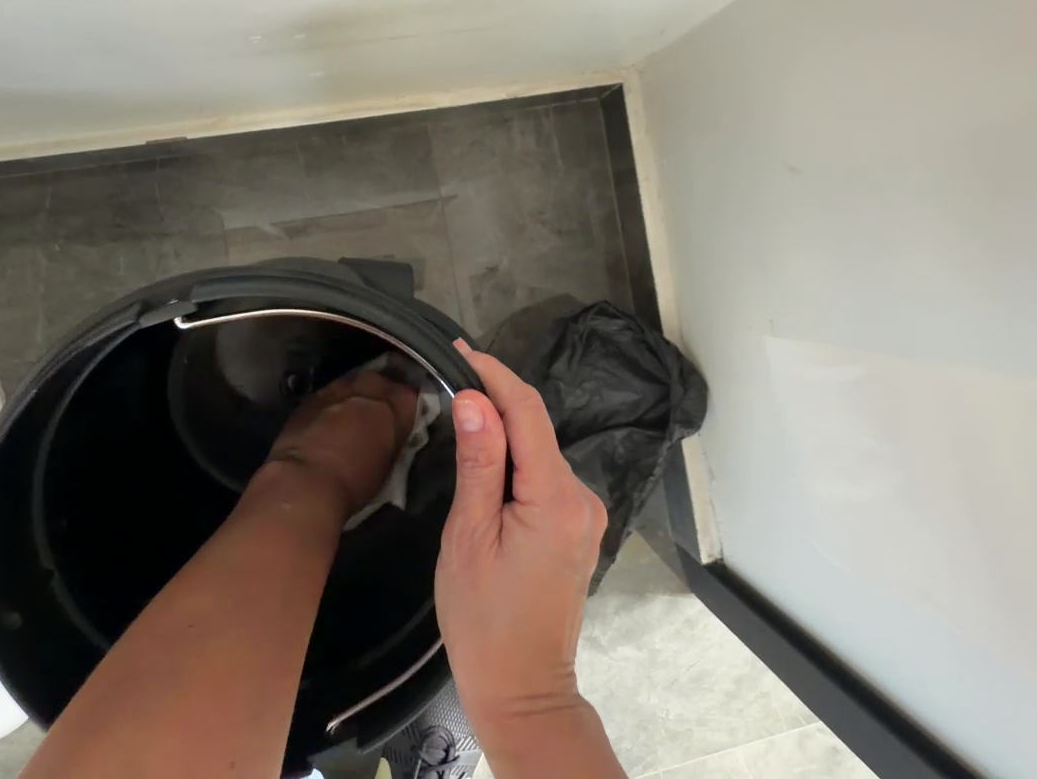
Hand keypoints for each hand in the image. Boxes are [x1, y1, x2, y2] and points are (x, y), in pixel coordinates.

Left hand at [264, 370, 418, 516]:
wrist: (305, 482)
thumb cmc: (356, 481)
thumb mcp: (389, 464)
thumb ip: (393, 440)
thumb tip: (390, 437)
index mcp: (399, 403)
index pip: (413, 396)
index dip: (408, 408)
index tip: (405, 420)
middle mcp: (372, 386)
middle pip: (383, 382)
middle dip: (382, 396)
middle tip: (379, 415)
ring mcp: (339, 387)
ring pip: (353, 384)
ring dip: (355, 397)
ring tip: (351, 415)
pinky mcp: (311, 396)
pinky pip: (329, 395)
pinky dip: (331, 405)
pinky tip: (326, 421)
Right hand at [435, 341, 608, 735]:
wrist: (523, 687)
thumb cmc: (483, 619)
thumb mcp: (469, 536)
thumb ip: (478, 463)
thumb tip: (473, 398)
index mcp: (555, 497)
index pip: (528, 412)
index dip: (494, 374)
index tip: (460, 349)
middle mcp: (582, 496)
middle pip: (538, 428)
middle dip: (496, 399)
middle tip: (451, 377)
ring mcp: (585, 513)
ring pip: (541, 450)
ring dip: (505, 429)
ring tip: (461, 415)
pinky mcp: (579, 527)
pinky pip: (546, 475)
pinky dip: (517, 459)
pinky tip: (487, 461)